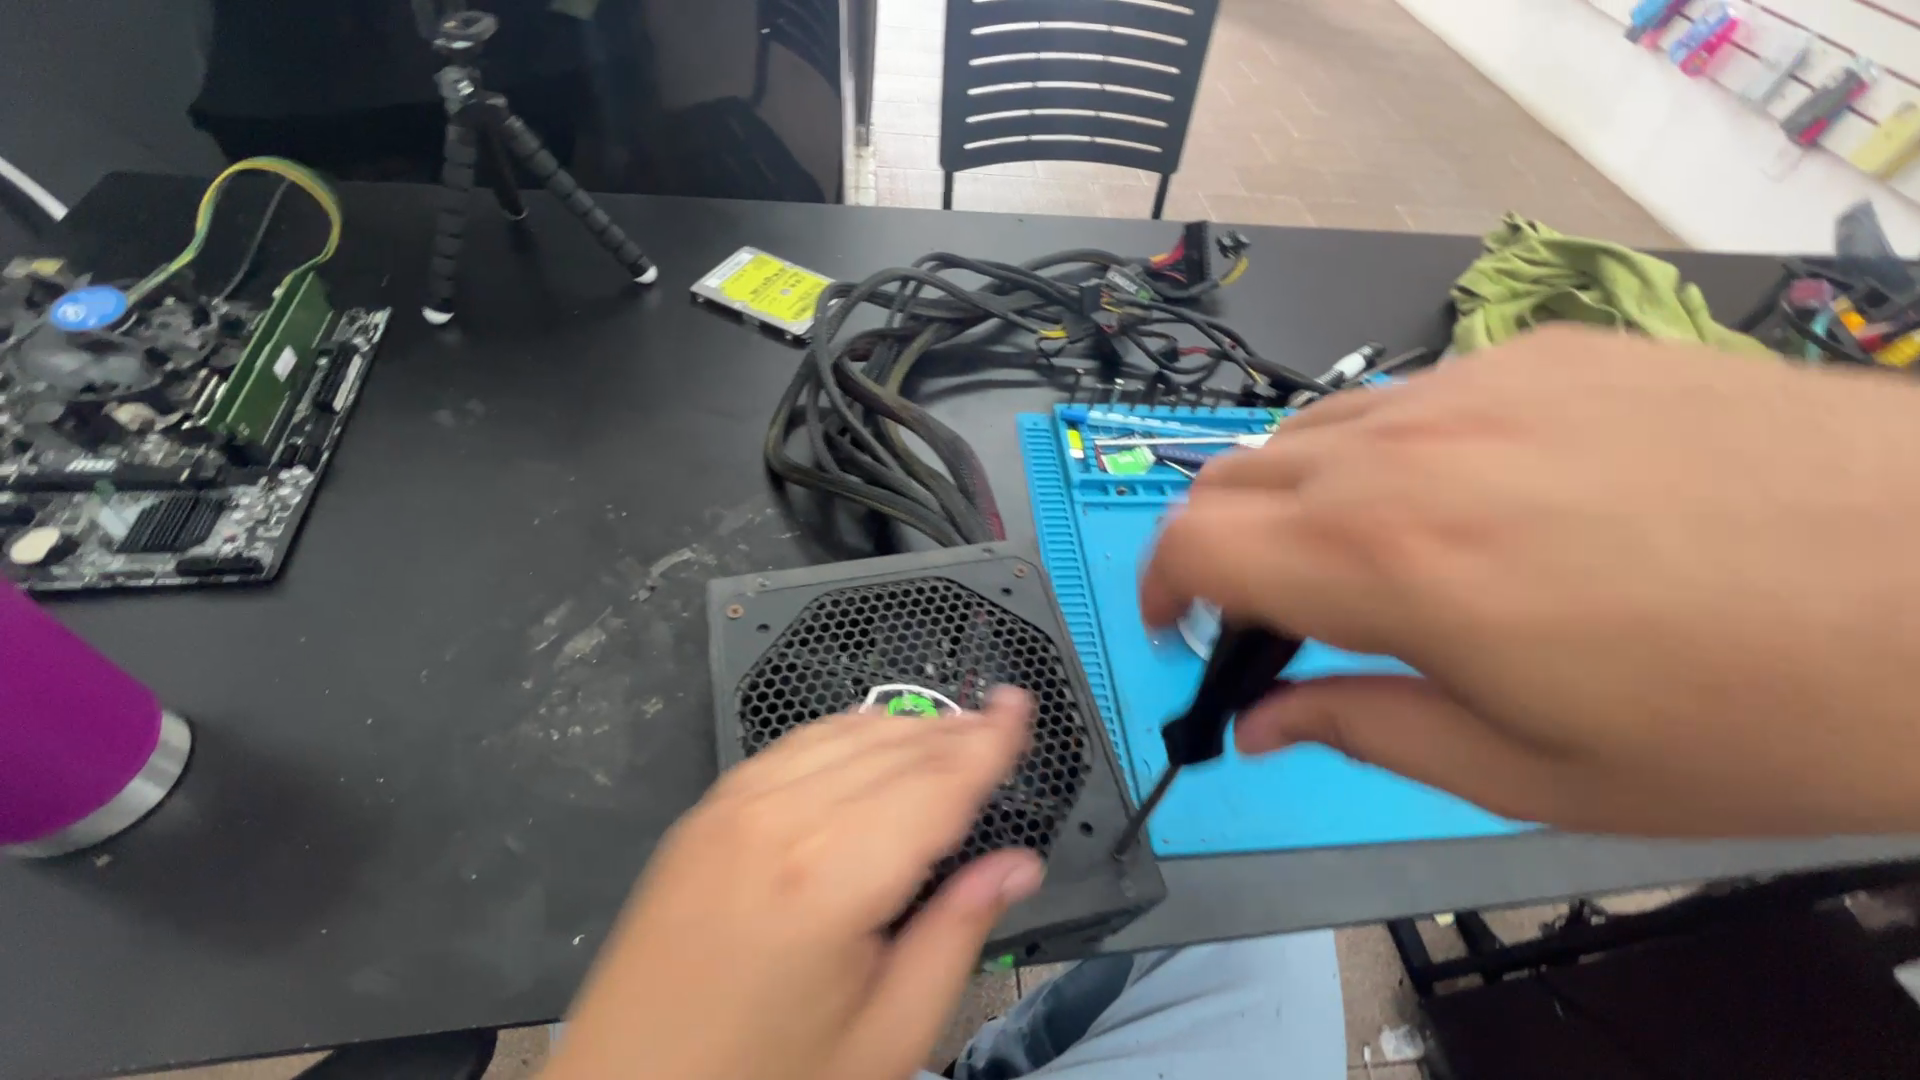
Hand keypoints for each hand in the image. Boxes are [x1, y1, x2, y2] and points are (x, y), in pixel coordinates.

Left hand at [544, 688, 1044, 1079]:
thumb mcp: (886, 1033)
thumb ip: (958, 934)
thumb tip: (1017, 864)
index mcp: (834, 875)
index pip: (936, 783)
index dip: (988, 741)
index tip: (1021, 707)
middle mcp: (781, 816)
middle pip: (894, 748)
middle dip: (956, 733)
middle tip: (999, 726)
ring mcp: (734, 806)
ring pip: (844, 733)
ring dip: (906, 727)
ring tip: (951, 733)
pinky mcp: (706, 811)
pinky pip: (793, 745)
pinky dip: (847, 733)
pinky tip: (872, 741)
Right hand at [1143, 326, 1919, 834]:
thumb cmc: (1746, 715)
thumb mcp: (1527, 773)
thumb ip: (1356, 732)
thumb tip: (1257, 723)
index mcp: (1379, 558)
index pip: (1191, 543)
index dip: (1156, 588)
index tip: (1177, 630)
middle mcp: (1399, 449)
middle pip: (1228, 476)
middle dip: (1213, 548)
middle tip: (1262, 609)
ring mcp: (1471, 382)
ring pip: (1306, 430)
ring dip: (1290, 498)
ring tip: (1358, 555)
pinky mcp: (1541, 349)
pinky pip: (1403, 396)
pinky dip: (1378, 452)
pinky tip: (1462, 494)